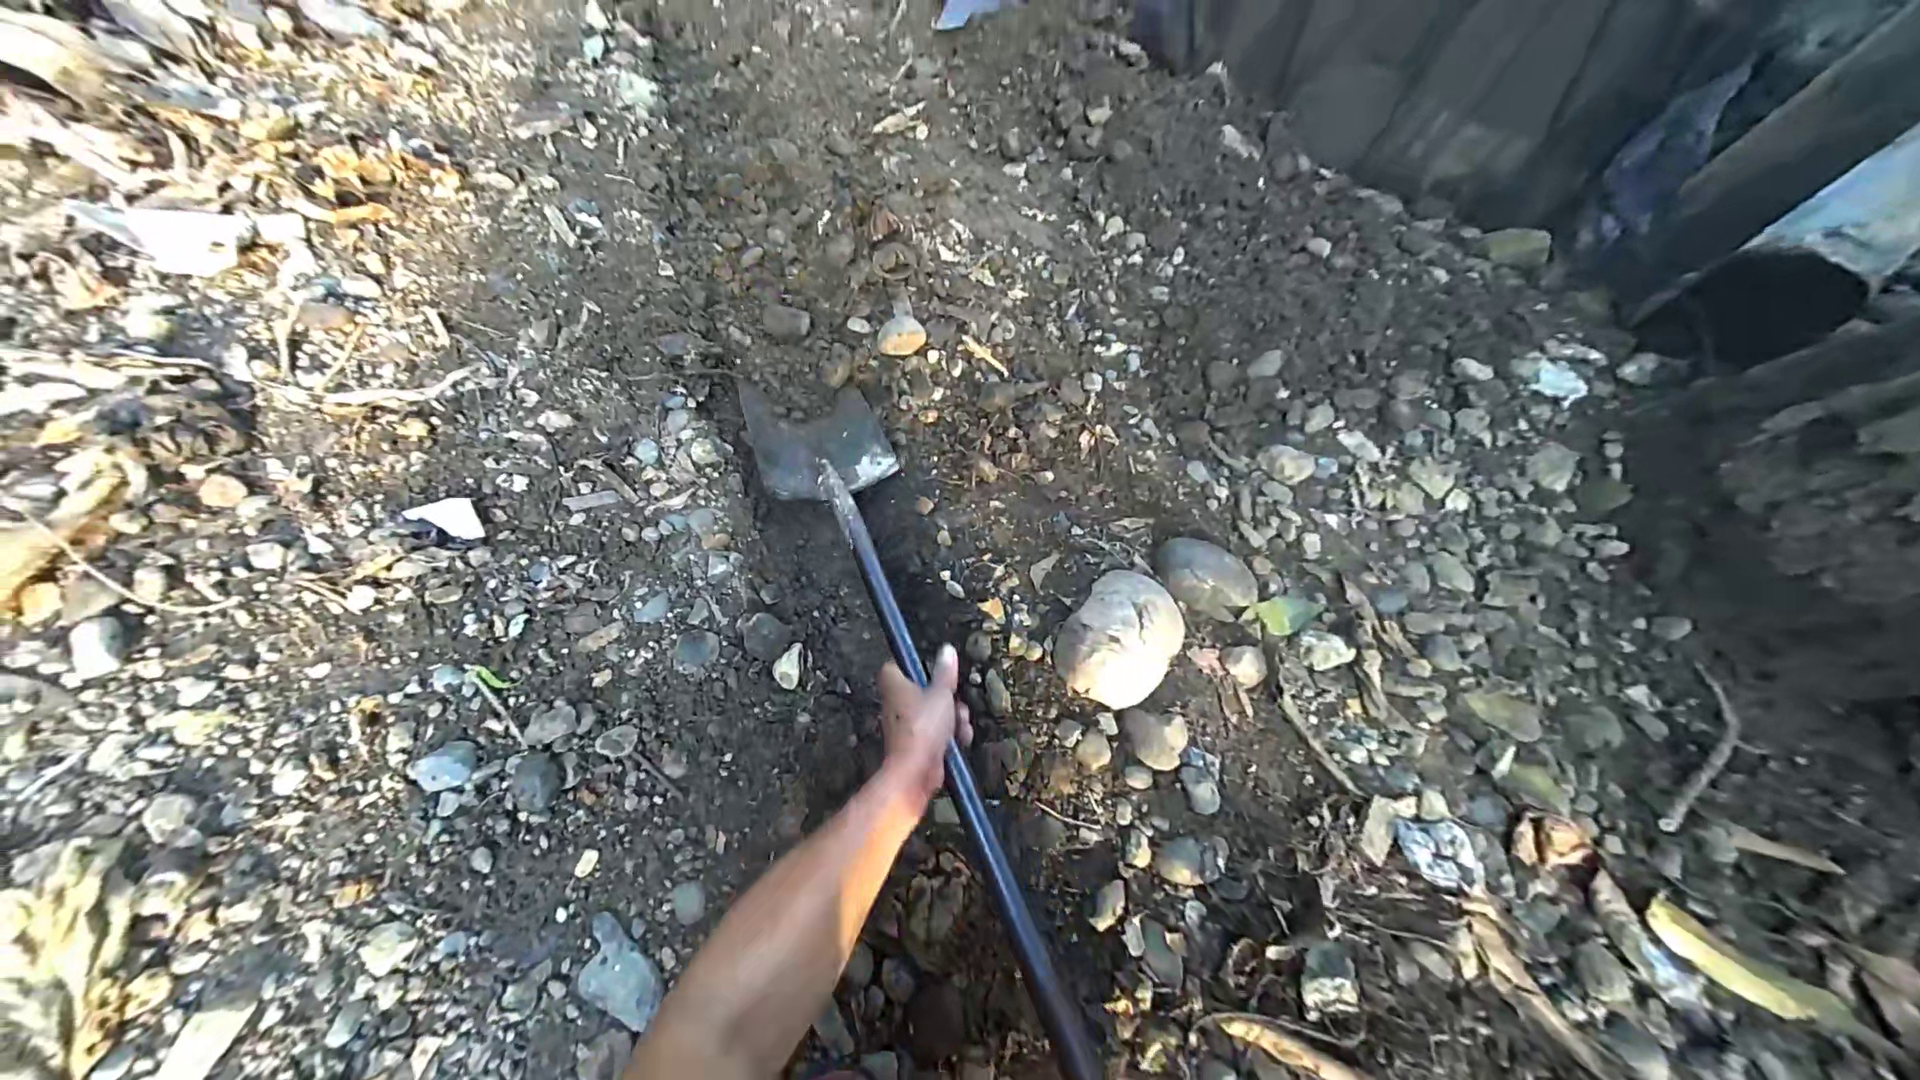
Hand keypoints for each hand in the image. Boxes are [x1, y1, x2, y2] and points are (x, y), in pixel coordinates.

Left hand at [878, 645, 973, 801]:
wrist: (915, 771)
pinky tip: (960, 740)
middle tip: (955, 703)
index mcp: (895, 685)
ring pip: (934, 713)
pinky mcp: (916, 745)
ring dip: (953, 718)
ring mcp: (905, 727)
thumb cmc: (923, 727)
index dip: (914, 666)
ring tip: (960, 725)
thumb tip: (946, 650)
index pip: (896, 666)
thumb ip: (945, 672)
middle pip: (924, 691)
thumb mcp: (941, 693)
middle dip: (947, 698)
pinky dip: (949, 736)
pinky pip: (936, 734)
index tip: (931, 670)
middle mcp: (896, 704)